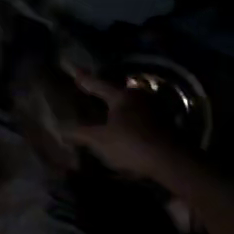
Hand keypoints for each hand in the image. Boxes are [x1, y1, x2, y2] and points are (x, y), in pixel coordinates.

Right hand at [62, 64, 187, 180]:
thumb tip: (60, 129)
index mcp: (122, 96)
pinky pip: (142, 118)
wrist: (172, 163)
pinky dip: (132, 121)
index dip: (85, 79)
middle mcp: (141, 98)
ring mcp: (157, 111)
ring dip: (121, 109)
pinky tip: (126, 128)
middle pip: (119, 93)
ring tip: (108, 112)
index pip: (98, 84)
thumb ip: (79, 134)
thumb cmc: (131, 144)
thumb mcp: (99, 140)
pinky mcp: (167, 126)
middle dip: (106, 94)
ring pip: (133, 105)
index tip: (76, 71)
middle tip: (93, 92)